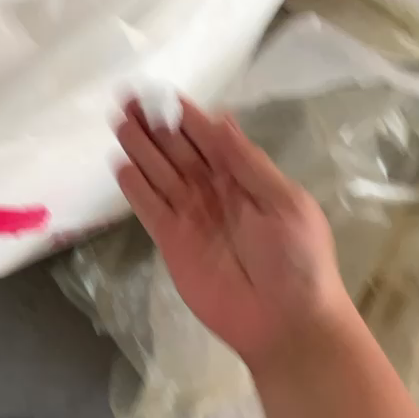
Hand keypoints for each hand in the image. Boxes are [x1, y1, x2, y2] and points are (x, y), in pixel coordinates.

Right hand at [113, 96, 353, 367]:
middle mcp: (213, 190)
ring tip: (120, 122)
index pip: (208, 138)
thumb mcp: (285, 202)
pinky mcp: (171, 242)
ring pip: (159, 173)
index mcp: (243, 177)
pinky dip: (135, 187)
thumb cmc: (298, 260)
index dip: (184, 115)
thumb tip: (222, 118)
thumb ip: (248, 163)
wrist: (286, 323)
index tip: (161, 94)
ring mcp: (190, 216)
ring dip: (140, 148)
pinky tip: (121, 165)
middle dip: (154, 126)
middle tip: (129, 101)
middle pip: (177, 151)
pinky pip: (149, 208)